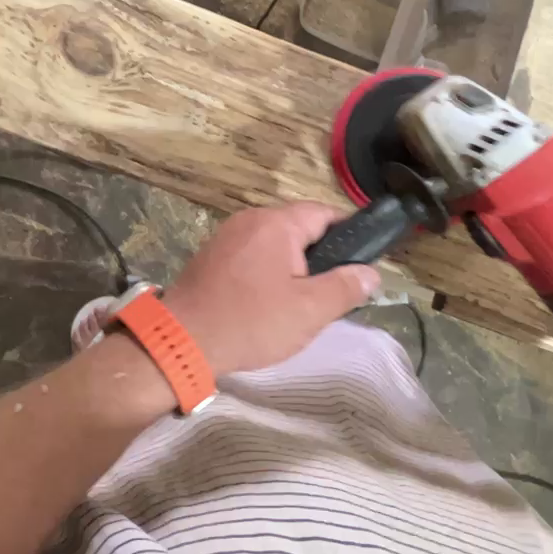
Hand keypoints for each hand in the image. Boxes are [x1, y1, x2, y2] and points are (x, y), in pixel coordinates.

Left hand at [163, 203, 379, 376]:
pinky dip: (266, 271)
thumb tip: (371, 272)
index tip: (361, 262)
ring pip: (274, 243)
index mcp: (276, 223)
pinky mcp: (211, 255)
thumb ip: (344, 287)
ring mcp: (226, 235)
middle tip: (331, 291)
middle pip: (298, 226)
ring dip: (291, 265)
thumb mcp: (309, 310)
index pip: (324, 213)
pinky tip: (268, 301)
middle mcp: (249, 219)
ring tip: (302, 301)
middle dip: (319, 255)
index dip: (349, 234)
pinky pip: (251, 254)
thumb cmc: (250, 322)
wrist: (181, 340)